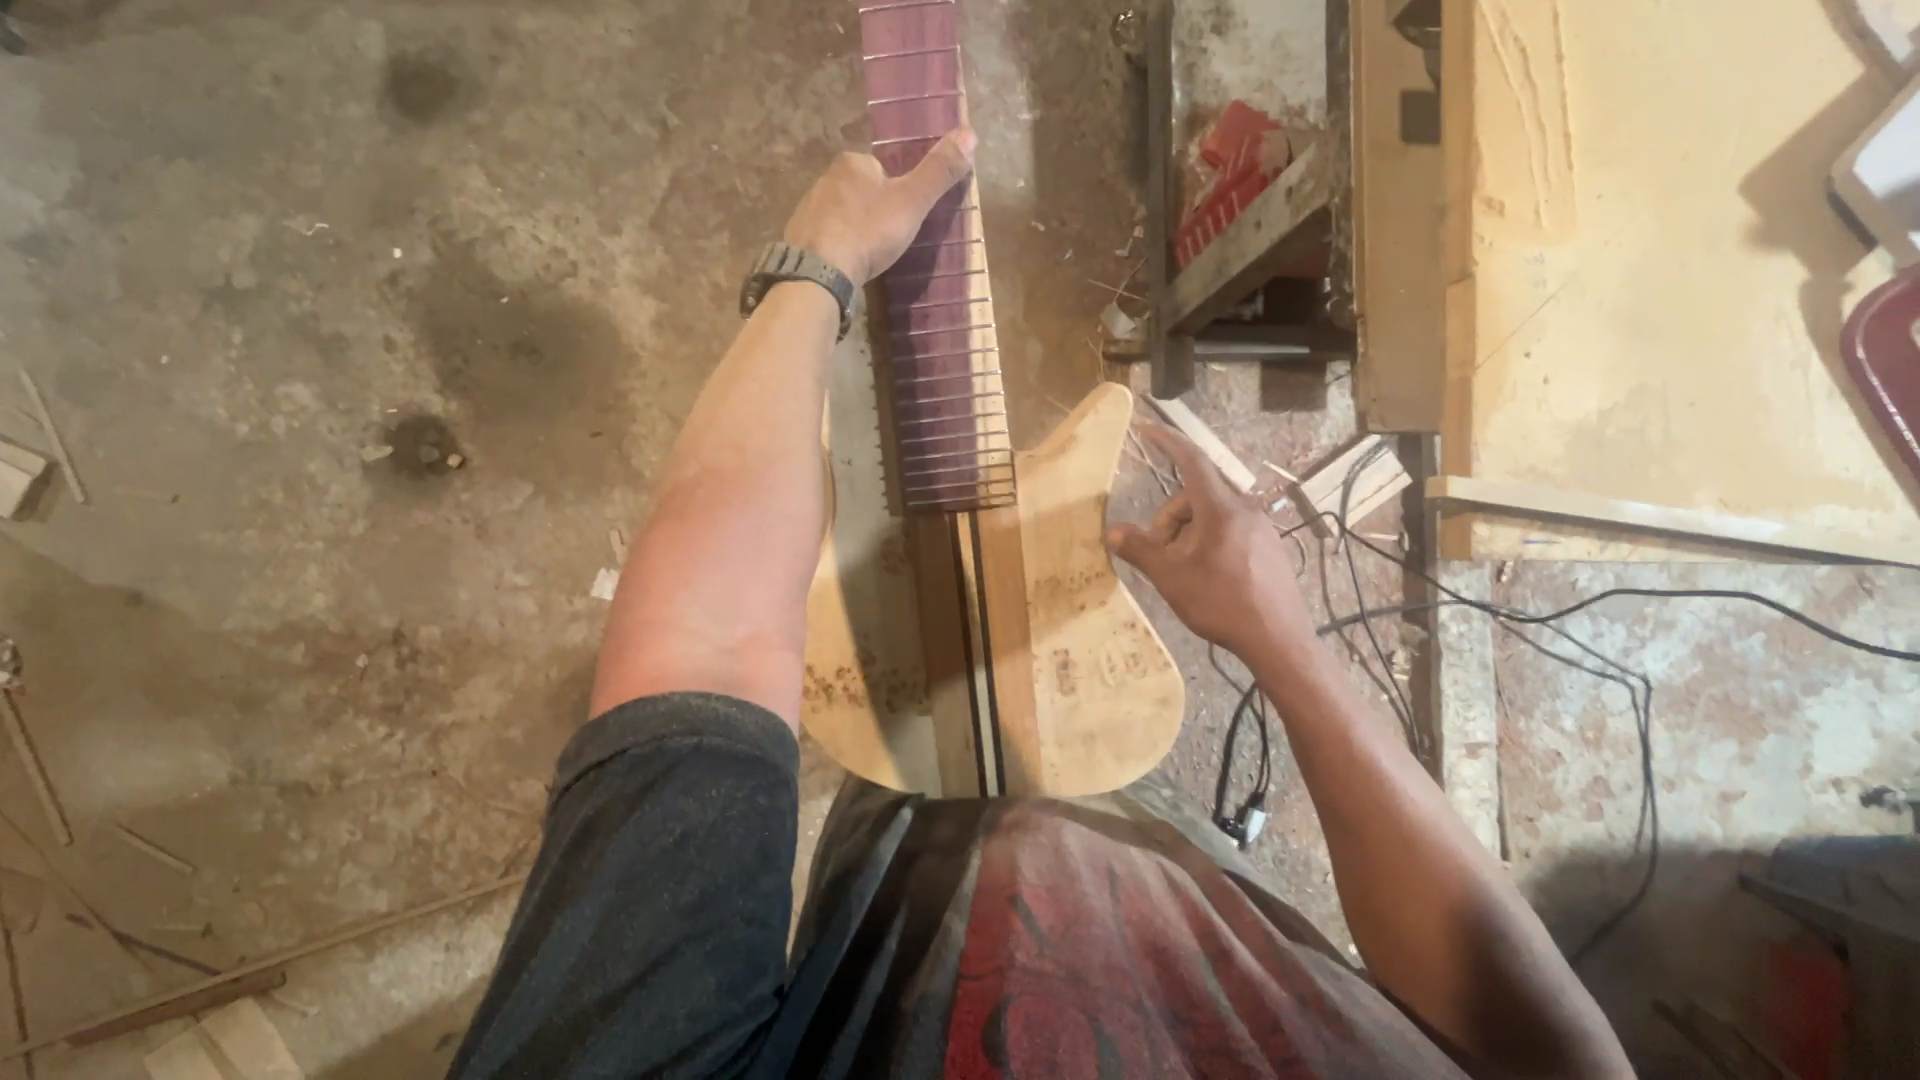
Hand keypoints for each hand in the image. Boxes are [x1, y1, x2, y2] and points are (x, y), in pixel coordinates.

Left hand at [783, 127, 977, 284]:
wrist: (820, 271)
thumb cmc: (869, 232)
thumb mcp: (913, 201)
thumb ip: (939, 171)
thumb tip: (970, 133)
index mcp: (853, 162)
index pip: (881, 169)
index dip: (896, 192)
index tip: (903, 216)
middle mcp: (825, 177)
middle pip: (859, 190)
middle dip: (873, 210)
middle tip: (886, 240)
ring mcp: (807, 207)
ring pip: (840, 214)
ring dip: (853, 229)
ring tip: (866, 255)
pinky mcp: (797, 236)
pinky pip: (824, 236)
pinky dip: (835, 247)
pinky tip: (844, 264)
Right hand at [1107, 423, 1313, 658]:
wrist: (1278, 640)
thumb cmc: (1222, 604)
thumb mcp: (1172, 578)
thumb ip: (1141, 550)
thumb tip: (1113, 532)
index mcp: (1220, 509)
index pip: (1192, 461)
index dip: (1168, 442)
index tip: (1147, 429)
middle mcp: (1245, 509)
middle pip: (1196, 495)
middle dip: (1170, 517)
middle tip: (1160, 553)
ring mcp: (1261, 528)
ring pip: (1213, 515)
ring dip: (1188, 533)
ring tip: (1183, 570)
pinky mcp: (1269, 547)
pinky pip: (1230, 530)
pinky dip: (1208, 541)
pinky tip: (1207, 575)